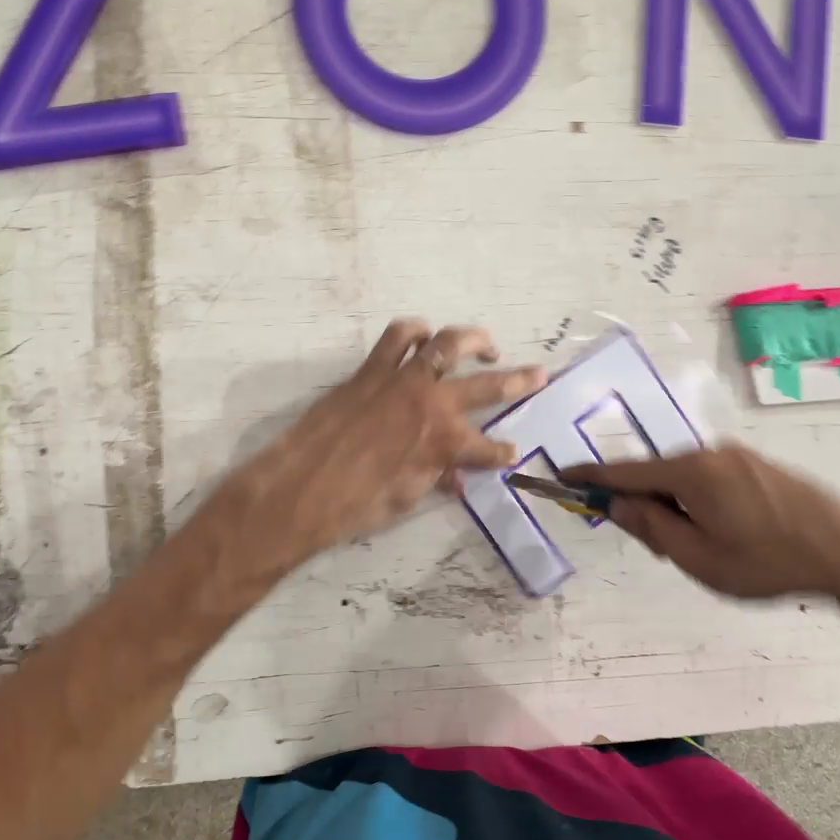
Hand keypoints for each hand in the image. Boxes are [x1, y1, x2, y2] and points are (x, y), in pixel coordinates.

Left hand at [229, 321, 545, 562]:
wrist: (300, 489)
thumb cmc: (356, 506)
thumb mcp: (407, 499)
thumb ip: (435, 477)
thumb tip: (453, 474)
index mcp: (445, 442)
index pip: (488, 448)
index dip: (501, 454)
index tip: (510, 454)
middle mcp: (431, 403)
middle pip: (487, 386)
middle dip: (518, 381)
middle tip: (539, 374)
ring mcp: (401, 380)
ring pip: (447, 343)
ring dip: (473, 340)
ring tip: (486, 345)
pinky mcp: (371, 371)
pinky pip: (397, 338)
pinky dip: (415, 332)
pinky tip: (423, 335)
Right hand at [565, 444, 839, 603]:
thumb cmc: (767, 561)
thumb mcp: (698, 557)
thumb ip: (652, 527)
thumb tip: (616, 503)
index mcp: (690, 472)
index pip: (624, 471)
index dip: (588, 477)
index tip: (558, 476)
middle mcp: (711, 454)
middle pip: (656, 476)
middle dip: (646, 507)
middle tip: (665, 551)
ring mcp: (740, 458)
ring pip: (686, 481)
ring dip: (676, 510)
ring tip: (702, 552)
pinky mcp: (760, 468)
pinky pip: (711, 481)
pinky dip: (700, 504)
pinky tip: (726, 537)